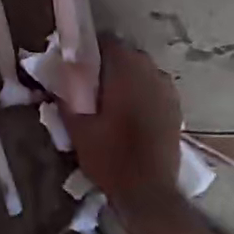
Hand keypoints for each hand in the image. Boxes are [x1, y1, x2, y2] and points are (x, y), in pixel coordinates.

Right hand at [61, 36, 184, 207]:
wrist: (149, 191)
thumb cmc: (111, 157)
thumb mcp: (78, 129)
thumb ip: (66, 98)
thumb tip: (57, 79)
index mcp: (125, 70)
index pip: (106, 42)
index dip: (88, 50)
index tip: (75, 66)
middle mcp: (150, 70)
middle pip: (125, 54)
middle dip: (107, 65)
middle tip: (89, 85)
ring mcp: (167, 87)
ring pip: (141, 70)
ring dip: (125, 78)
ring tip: (109, 100)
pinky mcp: (175, 105)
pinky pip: (153, 87)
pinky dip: (141, 92)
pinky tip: (130, 113)